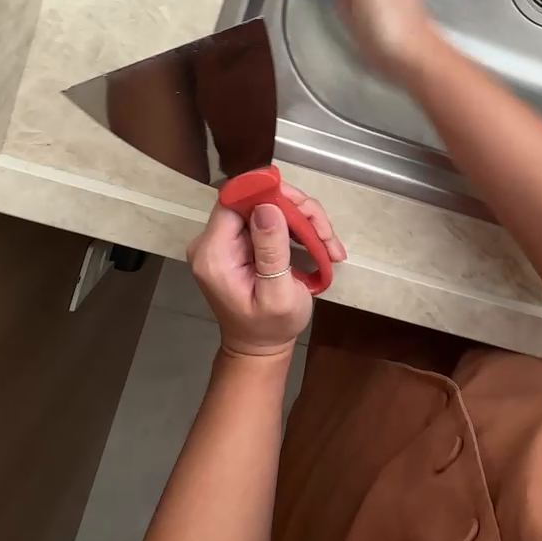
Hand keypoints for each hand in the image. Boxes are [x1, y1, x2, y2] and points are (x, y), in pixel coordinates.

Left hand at [185, 180, 347, 356]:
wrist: (260, 347)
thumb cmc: (270, 328)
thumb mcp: (278, 294)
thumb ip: (271, 251)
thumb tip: (267, 207)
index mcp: (215, 254)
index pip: (235, 201)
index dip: (266, 193)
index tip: (300, 206)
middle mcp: (214, 241)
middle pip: (256, 199)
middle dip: (296, 209)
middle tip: (324, 233)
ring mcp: (227, 240)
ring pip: (269, 205)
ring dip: (303, 219)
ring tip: (328, 245)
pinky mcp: (241, 241)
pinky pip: (271, 217)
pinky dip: (297, 227)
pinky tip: (319, 244)